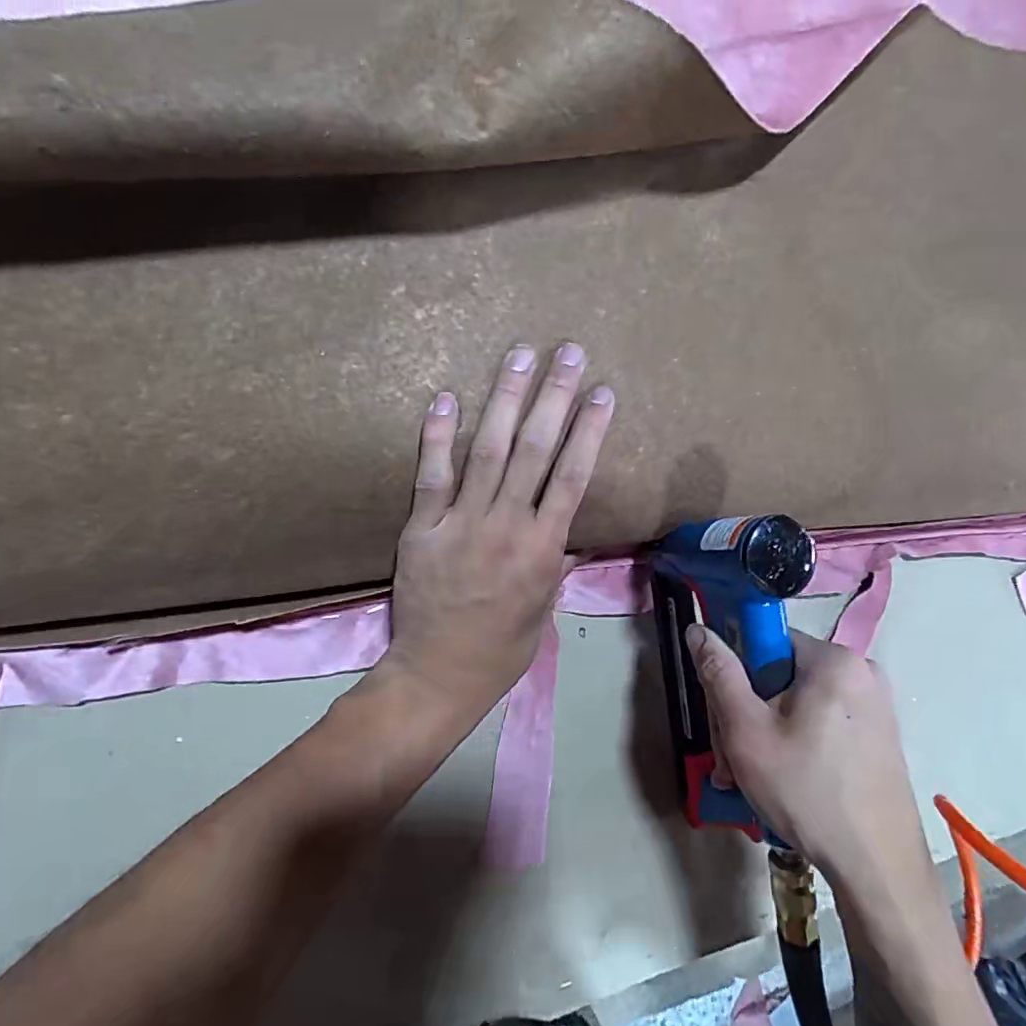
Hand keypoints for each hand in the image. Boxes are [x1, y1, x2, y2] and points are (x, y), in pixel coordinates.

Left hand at [377, 342, 614, 719]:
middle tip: (568, 352)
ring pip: (488, 450)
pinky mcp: (422, 528)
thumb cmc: (503, 648)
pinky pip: (432, 475)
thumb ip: (555, 562)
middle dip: (554, 396)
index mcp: (543, 548)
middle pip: (535, 450)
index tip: (602, 393)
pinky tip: (445, 397)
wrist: (440, 673)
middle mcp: (507, 526)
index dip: (589, 431)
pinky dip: (438, 435)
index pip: (572, 477)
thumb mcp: (545, 608)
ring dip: (505, 399)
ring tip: (519, 356)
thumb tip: (568, 533)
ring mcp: (461, 523)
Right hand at [688, 626, 918, 869]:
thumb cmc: (805, 791)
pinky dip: (796, 745)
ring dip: (766, 736)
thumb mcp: (746, 731)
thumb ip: (719, 674)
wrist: (878, 868)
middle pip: (779, 675)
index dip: (736, 674)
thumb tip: (698, 630)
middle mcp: (862, 672)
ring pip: (798, 703)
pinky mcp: (880, 735)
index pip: (764, 640)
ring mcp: (876, 706)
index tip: (726, 717)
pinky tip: (783, 783)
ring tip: (750, 780)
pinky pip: (823, 723)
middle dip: (747, 715)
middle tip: (731, 760)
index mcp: (834, 659)